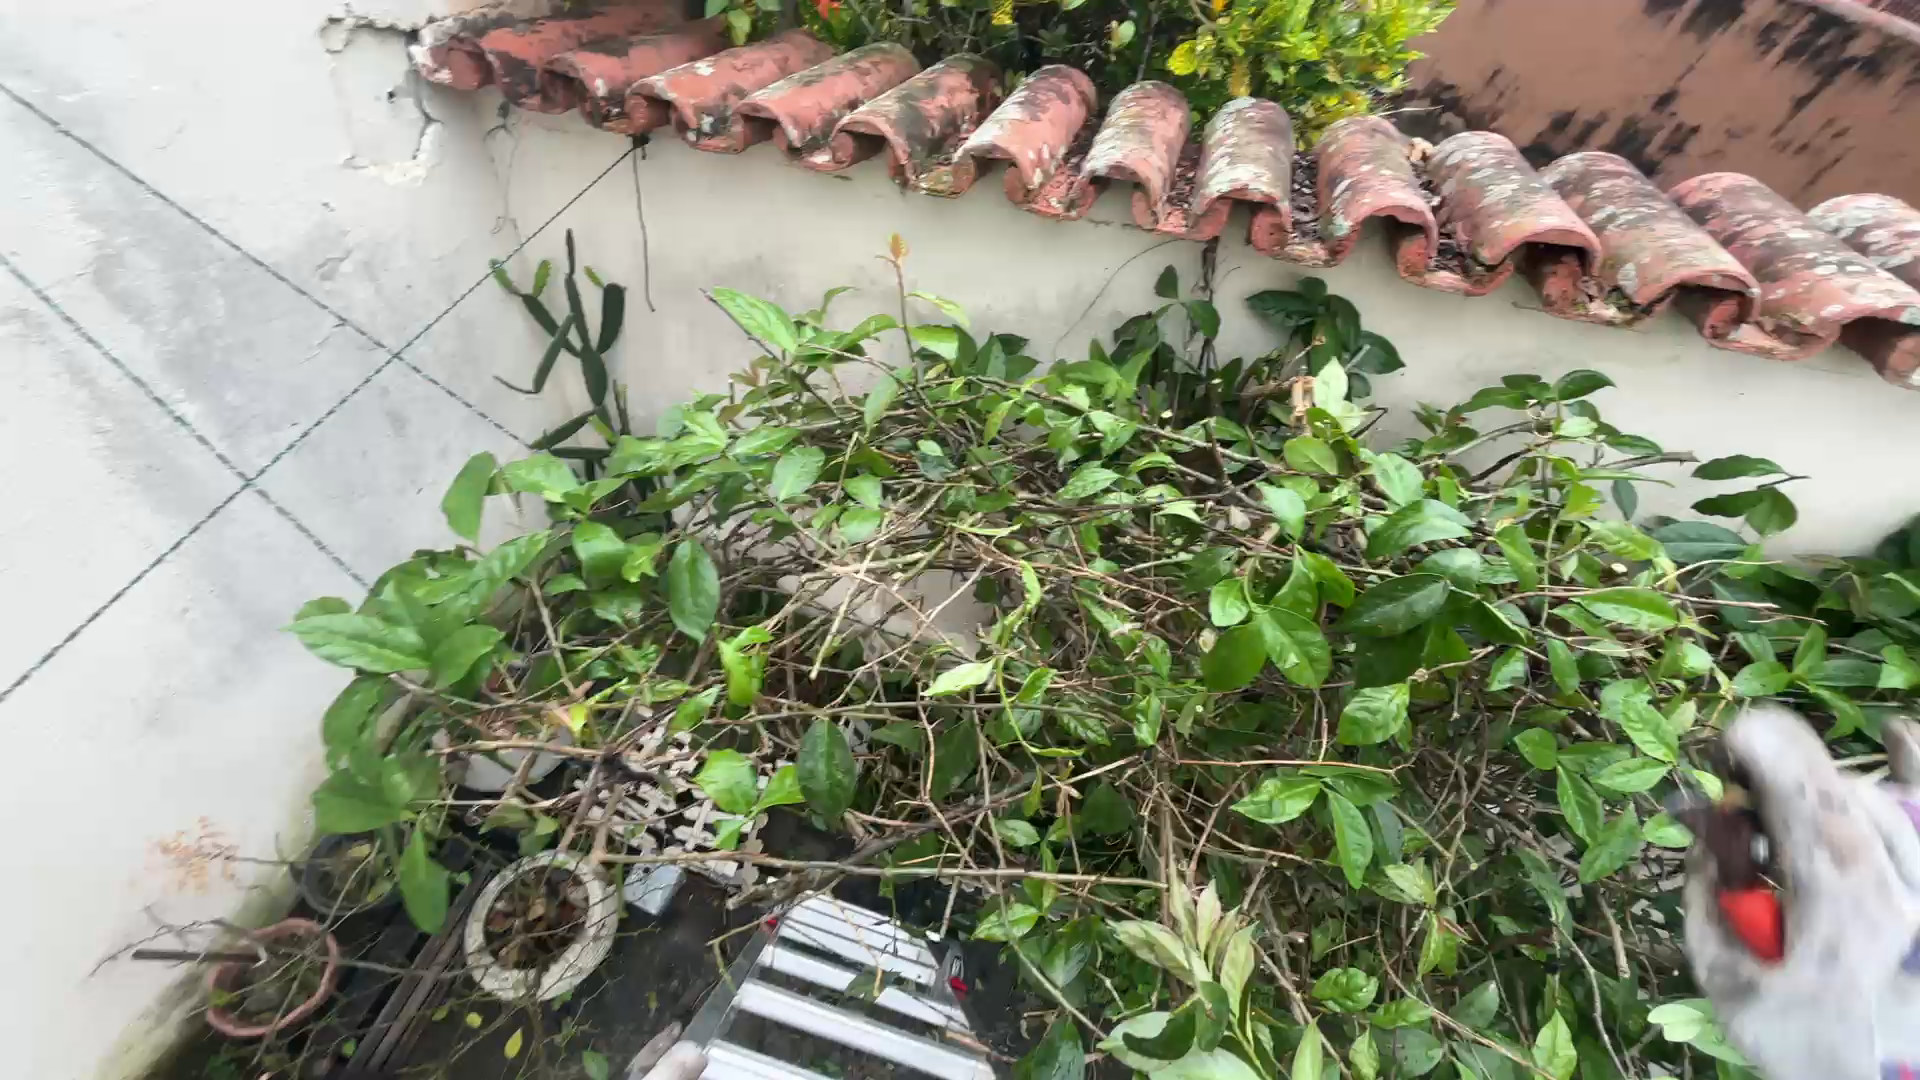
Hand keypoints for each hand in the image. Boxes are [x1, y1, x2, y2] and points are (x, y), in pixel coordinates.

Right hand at [1683, 704, 1919, 1077]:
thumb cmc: (1800, 1042)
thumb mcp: (1725, 974)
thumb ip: (1709, 890)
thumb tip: (1709, 819)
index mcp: (1851, 921)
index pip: (1821, 814)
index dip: (1780, 760)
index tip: (1736, 732)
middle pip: (1854, 802)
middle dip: (1786, 776)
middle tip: (1736, 783)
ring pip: (1904, 806)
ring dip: (1837, 784)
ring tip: (1787, 783)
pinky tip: (1902, 735)